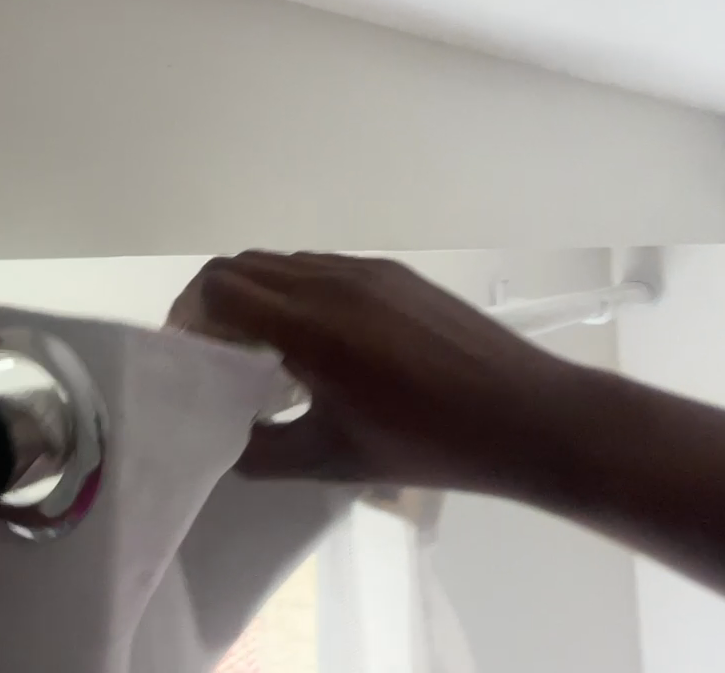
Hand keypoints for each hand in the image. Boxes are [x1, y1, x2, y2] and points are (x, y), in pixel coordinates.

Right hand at [174, 251, 591, 495]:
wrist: (535, 419)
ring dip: (252, 291)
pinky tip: (319, 332)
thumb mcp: (335, 461)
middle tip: (219, 345)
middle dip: (211, 300)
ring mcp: (359, 271)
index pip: (216, 289)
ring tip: (268, 340)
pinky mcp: (388, 271)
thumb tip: (221, 443)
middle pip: (236, 266)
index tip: (193, 349)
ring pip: (275, 262)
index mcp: (307, 327)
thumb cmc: (431, 445)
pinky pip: (316, 265)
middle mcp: (325, 283)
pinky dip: (292, 288)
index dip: (189, 313)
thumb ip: (263, 453)